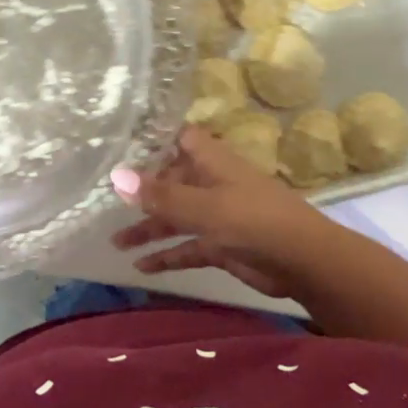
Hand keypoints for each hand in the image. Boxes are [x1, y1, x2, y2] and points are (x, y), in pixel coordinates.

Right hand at [110, 125, 342, 297]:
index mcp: (213, 163)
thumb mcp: (204, 207)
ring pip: (177, 220)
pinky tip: (141, 267)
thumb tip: (117, 176)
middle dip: (143, 194)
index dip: (153, 141)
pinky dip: (167, 257)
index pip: (180, 140)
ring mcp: (218, 217)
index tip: (119, 145)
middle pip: (172, 183)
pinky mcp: (222, 247)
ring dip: (149, 230)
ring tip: (116, 243)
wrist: (301, 261)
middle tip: (105, 205)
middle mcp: (213, 185)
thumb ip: (161, 195)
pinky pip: (187, 248)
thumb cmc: (254, 221)